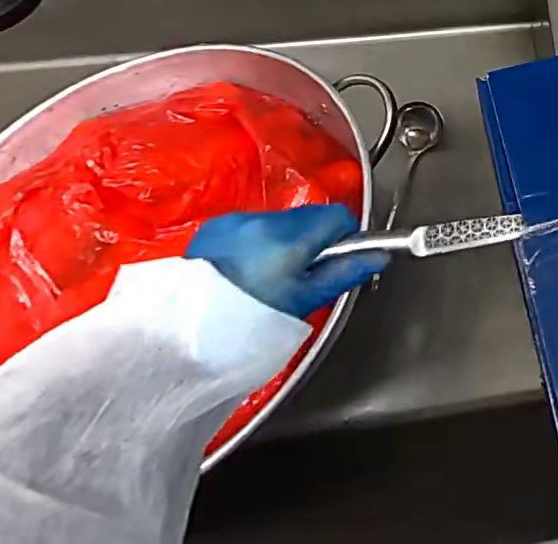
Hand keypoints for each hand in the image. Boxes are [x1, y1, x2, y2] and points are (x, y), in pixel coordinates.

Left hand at [186, 205, 387, 317]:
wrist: (180, 342)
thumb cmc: (247, 328)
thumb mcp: (304, 304)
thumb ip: (344, 273)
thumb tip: (377, 256)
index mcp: (289, 237)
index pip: (337, 215)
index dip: (344, 237)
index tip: (336, 260)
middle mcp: (262, 220)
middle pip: (308, 216)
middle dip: (313, 240)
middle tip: (303, 277)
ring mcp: (234, 221)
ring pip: (279, 221)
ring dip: (284, 241)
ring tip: (270, 279)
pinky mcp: (214, 227)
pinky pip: (250, 227)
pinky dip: (256, 243)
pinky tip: (245, 273)